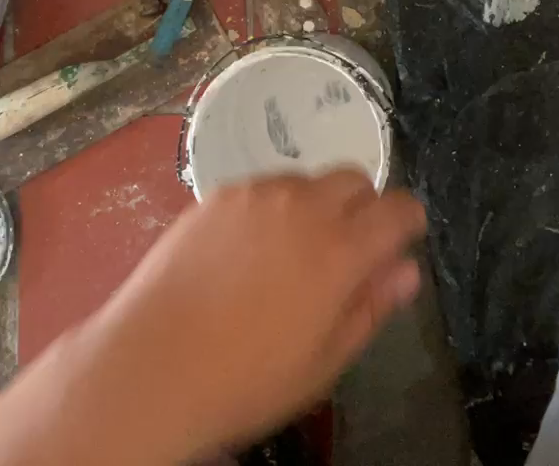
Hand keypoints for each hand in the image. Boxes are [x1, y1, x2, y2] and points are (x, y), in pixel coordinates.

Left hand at [70, 172, 426, 460]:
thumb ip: (371, 306)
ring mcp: (259, 193)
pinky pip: (263, 188)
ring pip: (307, 181)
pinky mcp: (219, 193)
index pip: (398, 208)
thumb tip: (407, 270)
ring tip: (287, 255)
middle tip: (343, 251)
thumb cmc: (245, 379)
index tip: (402, 239)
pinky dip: (271, 208)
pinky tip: (244, 251)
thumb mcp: (323, 360)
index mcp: (342, 249)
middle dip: (363, 206)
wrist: (150, 366)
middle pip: (356, 179)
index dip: (408, 221)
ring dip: (315, 206)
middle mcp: (306, 206)